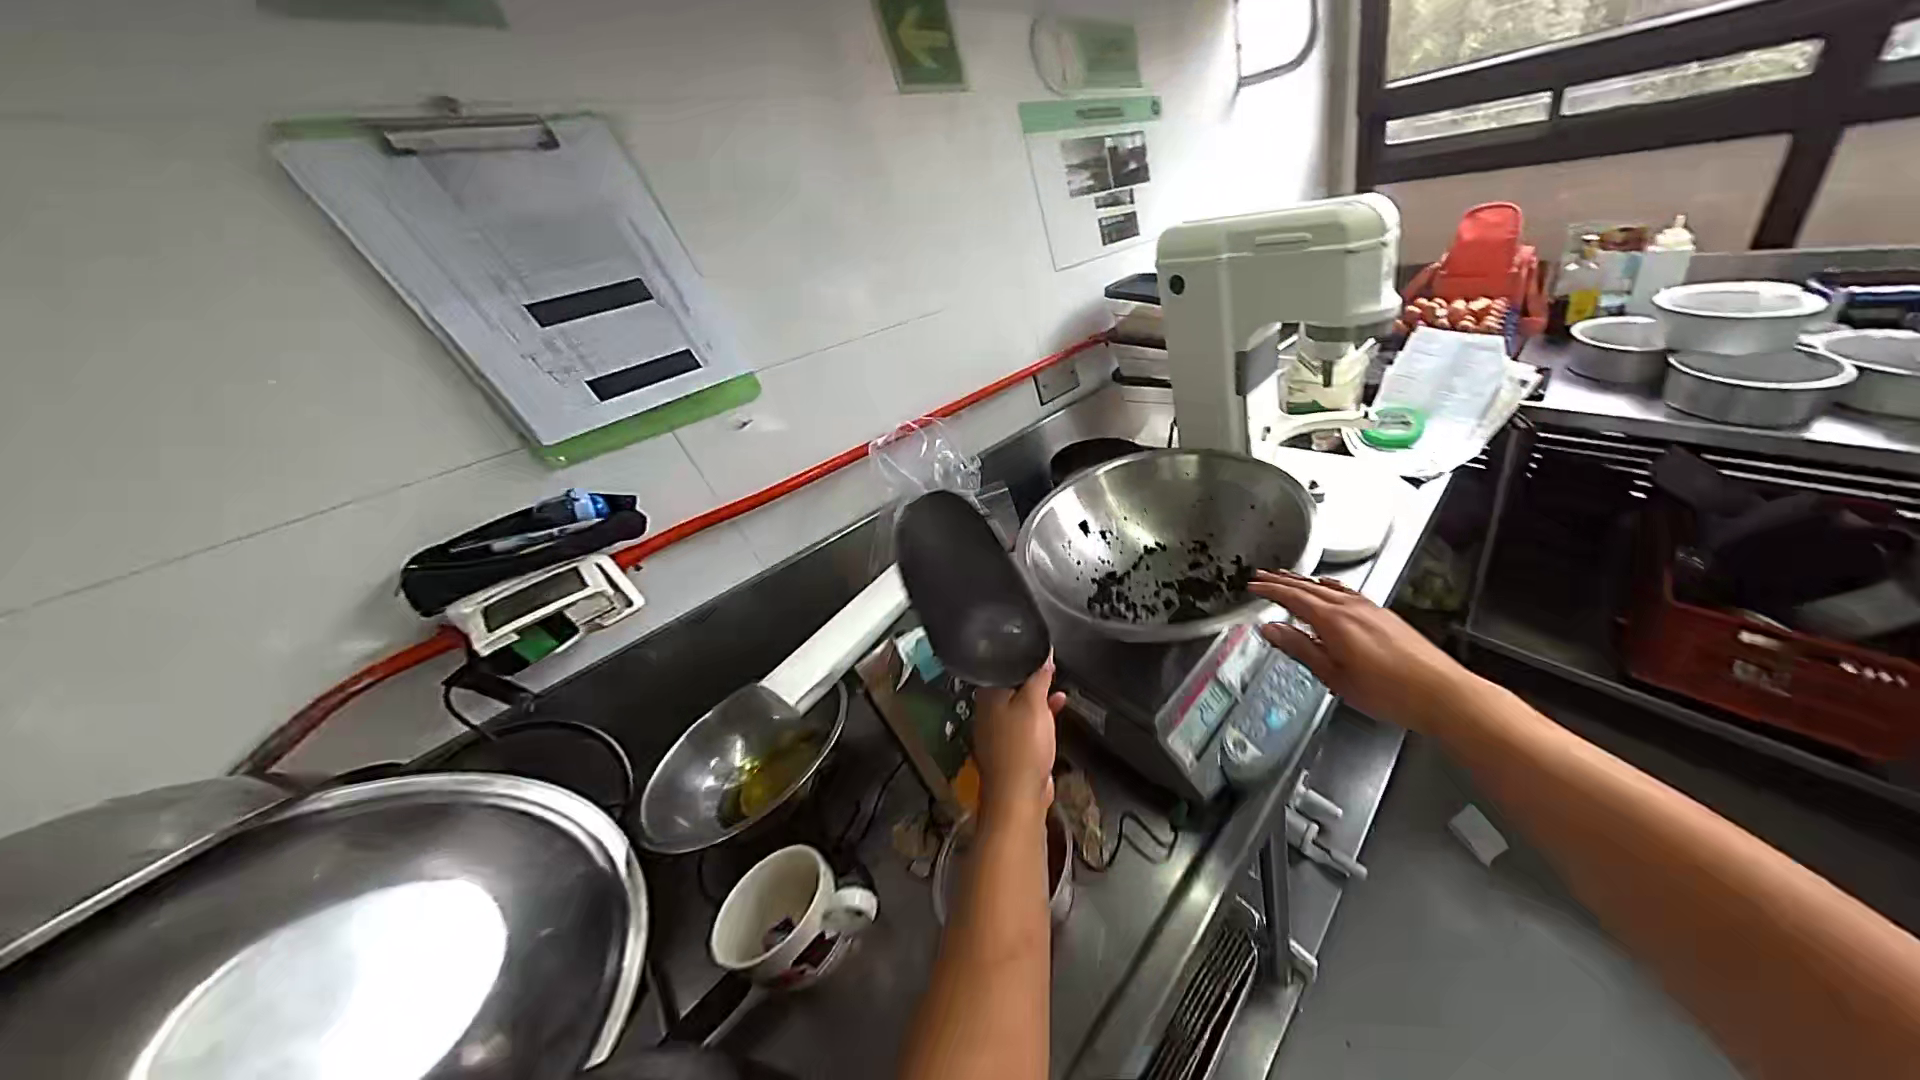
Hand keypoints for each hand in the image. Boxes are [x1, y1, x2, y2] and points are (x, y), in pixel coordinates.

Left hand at [972, 657, 1066, 820]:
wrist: (1019, 795)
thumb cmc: (1024, 745)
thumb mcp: (1034, 704)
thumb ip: (1039, 677)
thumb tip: (1044, 655)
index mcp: (987, 696)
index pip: (1000, 665)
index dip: (1020, 655)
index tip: (1038, 647)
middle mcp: (988, 711)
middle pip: (1010, 685)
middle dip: (1031, 676)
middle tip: (1050, 665)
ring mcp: (998, 731)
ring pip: (1019, 704)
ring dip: (1038, 695)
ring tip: (1057, 684)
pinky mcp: (1011, 748)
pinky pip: (1026, 723)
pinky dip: (1041, 714)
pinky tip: (1057, 707)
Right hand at [1250, 570, 1482, 734]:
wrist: (1442, 694)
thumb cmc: (1389, 691)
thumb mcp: (1332, 675)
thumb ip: (1299, 648)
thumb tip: (1271, 630)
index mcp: (1333, 620)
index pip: (1292, 597)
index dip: (1269, 591)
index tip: (1253, 587)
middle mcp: (1351, 608)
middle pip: (1308, 587)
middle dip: (1283, 580)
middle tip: (1263, 576)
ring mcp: (1371, 609)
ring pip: (1329, 587)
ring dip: (1304, 581)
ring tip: (1290, 578)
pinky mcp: (1385, 616)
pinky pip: (1348, 592)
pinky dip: (1329, 586)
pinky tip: (1330, 588)